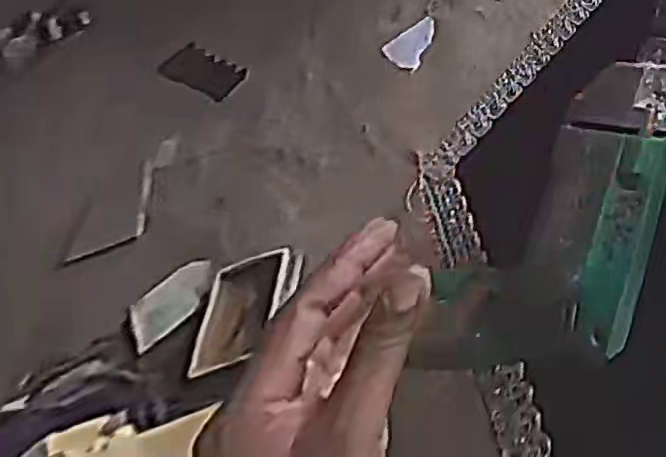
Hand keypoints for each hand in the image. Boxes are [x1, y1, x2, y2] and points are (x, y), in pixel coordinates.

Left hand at [196, 218, 431, 456]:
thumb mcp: (352, 425)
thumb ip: (381, 348)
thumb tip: (410, 277)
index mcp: (255, 399)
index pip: (304, 311)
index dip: (346, 264)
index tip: (382, 231)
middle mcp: (259, 405)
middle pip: (310, 323)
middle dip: (355, 276)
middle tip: (393, 239)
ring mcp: (277, 422)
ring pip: (321, 344)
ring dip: (361, 304)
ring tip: (397, 270)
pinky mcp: (301, 434)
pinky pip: (331, 367)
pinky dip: (361, 337)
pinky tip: (383, 322)